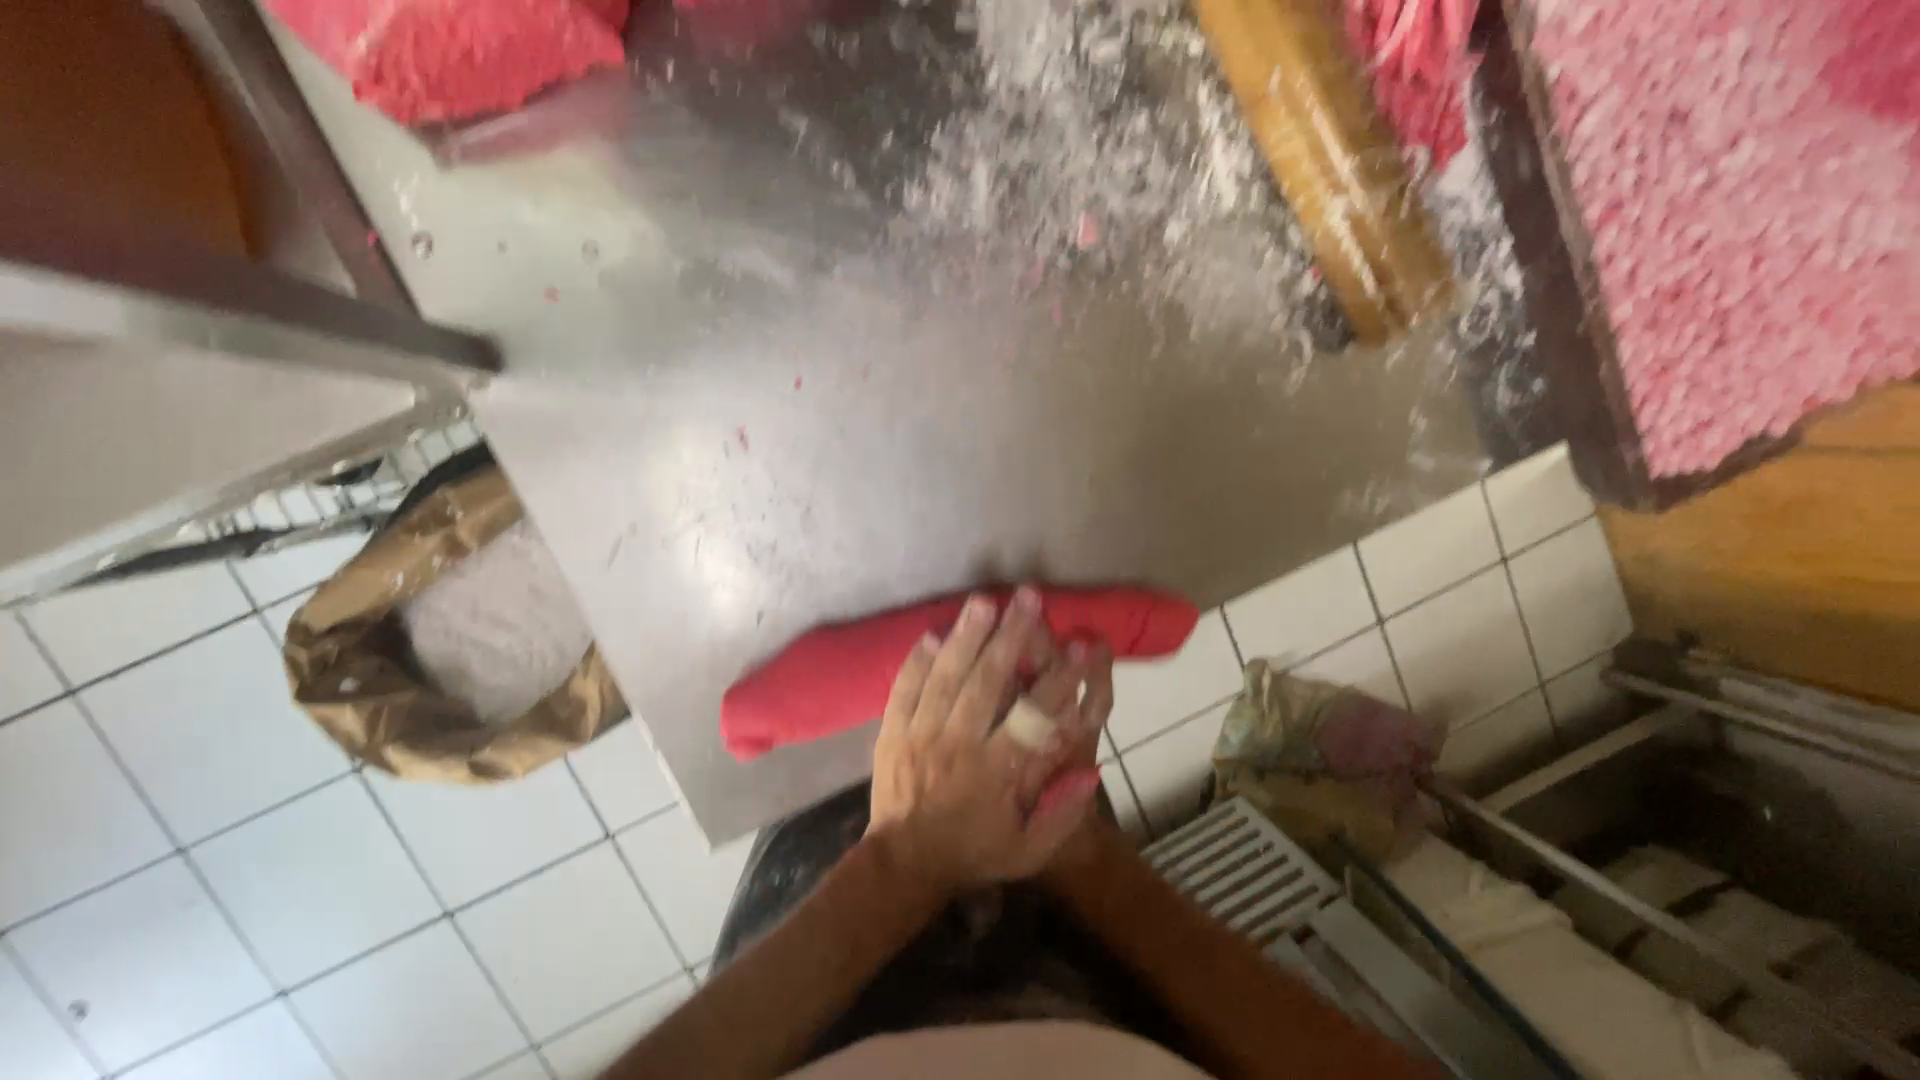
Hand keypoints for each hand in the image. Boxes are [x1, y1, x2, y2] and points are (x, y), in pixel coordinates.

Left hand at [867, 587, 1104, 890]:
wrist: (903, 864)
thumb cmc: (972, 853)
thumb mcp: (1027, 851)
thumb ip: (1061, 815)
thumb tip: (1091, 770)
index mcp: (993, 773)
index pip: (1032, 718)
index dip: (1058, 680)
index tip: (1079, 646)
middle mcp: (957, 745)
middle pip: (986, 683)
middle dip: (1010, 637)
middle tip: (1028, 598)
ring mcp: (919, 736)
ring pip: (945, 679)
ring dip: (966, 637)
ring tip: (983, 602)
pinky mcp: (891, 733)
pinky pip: (903, 690)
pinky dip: (917, 661)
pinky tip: (933, 632)